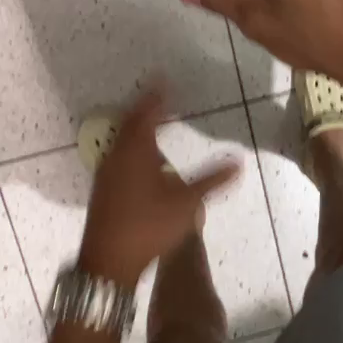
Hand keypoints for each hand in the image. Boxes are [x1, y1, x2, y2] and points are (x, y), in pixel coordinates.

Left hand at [78, 85, 239, 286]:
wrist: (109, 261)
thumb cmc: (148, 226)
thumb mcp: (187, 203)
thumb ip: (213, 180)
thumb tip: (238, 162)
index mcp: (135, 152)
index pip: (145, 114)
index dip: (155, 97)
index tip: (163, 81)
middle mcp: (117, 157)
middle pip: (130, 125)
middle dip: (146, 111)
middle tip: (160, 99)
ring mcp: (106, 175)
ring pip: (122, 142)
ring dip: (137, 131)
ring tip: (153, 126)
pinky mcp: (103, 191)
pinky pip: (118, 157)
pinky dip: (131, 149)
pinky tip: (142, 163)